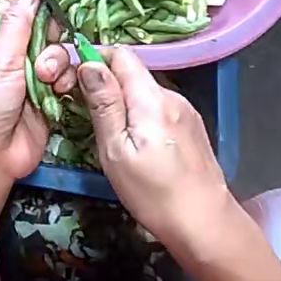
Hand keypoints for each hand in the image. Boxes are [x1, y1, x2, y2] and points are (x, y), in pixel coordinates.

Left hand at [0, 0, 71, 194]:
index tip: (53, 11)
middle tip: (41, 62)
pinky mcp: (46, 97)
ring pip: (57, 55)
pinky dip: (64, 82)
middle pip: (43, 33)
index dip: (36, 11)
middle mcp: (9, 57)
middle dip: (49, 44)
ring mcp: (28, 78)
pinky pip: (64, 79)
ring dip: (56, 65)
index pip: (17, 13)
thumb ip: (18, 24)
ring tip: (46, 81)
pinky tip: (58, 91)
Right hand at [77, 46, 237, 248]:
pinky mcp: (190, 126)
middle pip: (132, 72)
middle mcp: (171, 95)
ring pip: (143, 91)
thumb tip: (89, 64)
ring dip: (122, 100)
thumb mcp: (116, 151)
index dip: (94, 59)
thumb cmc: (152, 193)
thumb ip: (104, 105)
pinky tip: (135, 142)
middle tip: (84, 111)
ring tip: (109, 132)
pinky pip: (157, 107)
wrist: (206, 225)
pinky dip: (139, 114)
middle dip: (106, 83)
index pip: (120, 54)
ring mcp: (185, 110)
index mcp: (151, 98)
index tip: (74, 81)